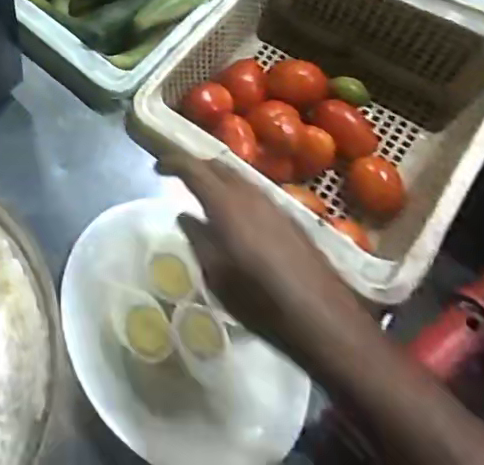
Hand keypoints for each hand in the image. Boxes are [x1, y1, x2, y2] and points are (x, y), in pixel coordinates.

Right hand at [159, 153, 363, 354]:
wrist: (326, 322)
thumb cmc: (261, 302)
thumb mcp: (216, 275)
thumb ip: (197, 238)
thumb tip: (185, 215)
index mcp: (226, 203)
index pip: (193, 167)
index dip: (172, 162)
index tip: (157, 168)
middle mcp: (251, 195)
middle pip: (218, 164)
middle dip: (195, 165)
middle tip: (179, 177)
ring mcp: (275, 205)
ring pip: (240, 177)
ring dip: (218, 178)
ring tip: (205, 194)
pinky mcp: (292, 220)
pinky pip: (256, 193)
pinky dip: (238, 192)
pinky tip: (237, 215)